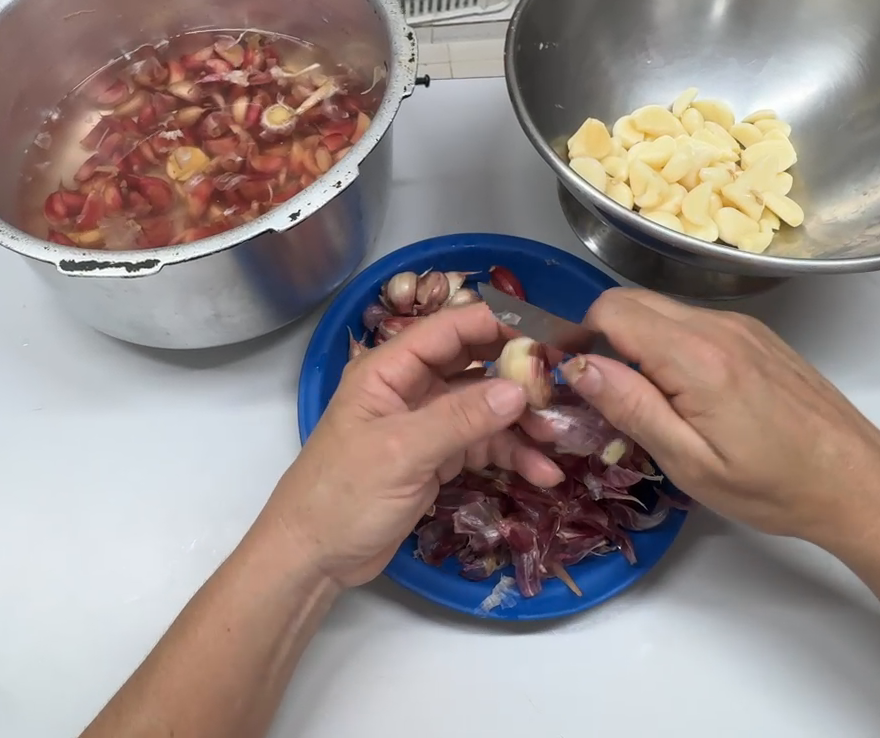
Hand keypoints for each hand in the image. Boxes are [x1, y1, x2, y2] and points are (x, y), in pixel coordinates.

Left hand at [257, 304, 559, 587]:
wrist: (314, 556)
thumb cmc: (343, 494)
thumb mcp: (402, 453)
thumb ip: (460, 419)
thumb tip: (518, 389)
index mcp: (388, 369)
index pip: (448, 330)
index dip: (496, 325)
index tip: (546, 334)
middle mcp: (408, 386)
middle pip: (471, 363)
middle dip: (517, 372)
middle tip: (565, 384)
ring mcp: (423, 422)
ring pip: (482, 406)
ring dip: (520, 420)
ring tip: (559, 438)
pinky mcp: (435, 456)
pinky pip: (480, 443)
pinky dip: (509, 454)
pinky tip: (541, 472)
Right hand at [556, 288, 879, 551]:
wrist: (863, 484)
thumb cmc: (773, 488)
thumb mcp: (690, 463)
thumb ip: (630, 407)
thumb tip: (577, 365)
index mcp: (696, 358)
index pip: (610, 310)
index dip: (582, 337)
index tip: (578, 377)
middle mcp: (715, 326)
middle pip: (628, 300)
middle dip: (603, 335)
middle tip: (609, 388)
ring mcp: (738, 324)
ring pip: (657, 307)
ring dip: (636, 339)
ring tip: (651, 395)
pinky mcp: (753, 332)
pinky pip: (688, 319)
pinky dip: (668, 341)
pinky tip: (688, 388)